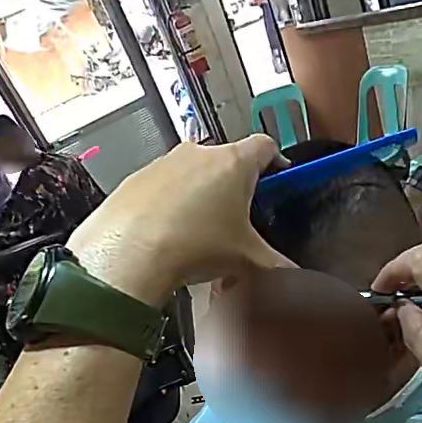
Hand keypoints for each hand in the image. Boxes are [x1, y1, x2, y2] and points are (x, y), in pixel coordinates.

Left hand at [67, 135, 290, 306]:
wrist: (128, 251)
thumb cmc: (192, 243)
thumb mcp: (247, 260)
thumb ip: (277, 267)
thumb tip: (293, 277)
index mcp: (235, 163)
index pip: (266, 146)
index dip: (276, 160)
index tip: (278, 177)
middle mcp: (200, 153)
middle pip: (229, 160)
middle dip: (237, 186)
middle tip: (241, 219)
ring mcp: (166, 162)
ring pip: (195, 173)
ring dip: (204, 195)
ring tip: (205, 233)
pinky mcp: (138, 178)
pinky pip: (165, 186)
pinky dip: (174, 204)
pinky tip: (173, 235)